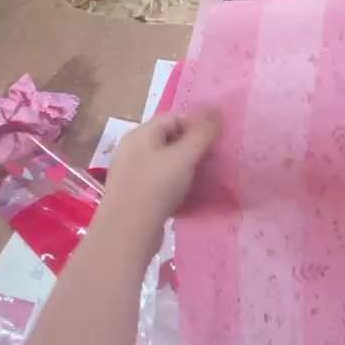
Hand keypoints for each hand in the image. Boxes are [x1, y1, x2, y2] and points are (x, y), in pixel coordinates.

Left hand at [97, 110, 219, 242]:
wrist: (126, 233)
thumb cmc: (155, 187)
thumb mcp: (184, 156)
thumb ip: (202, 133)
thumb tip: (217, 110)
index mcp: (140, 135)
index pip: (174, 118)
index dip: (195, 127)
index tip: (212, 144)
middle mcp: (132, 150)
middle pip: (170, 139)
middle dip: (193, 148)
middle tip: (211, 162)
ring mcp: (132, 173)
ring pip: (166, 162)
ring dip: (187, 168)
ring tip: (202, 180)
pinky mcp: (134, 195)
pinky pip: (160, 182)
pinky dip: (176, 185)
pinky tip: (187, 197)